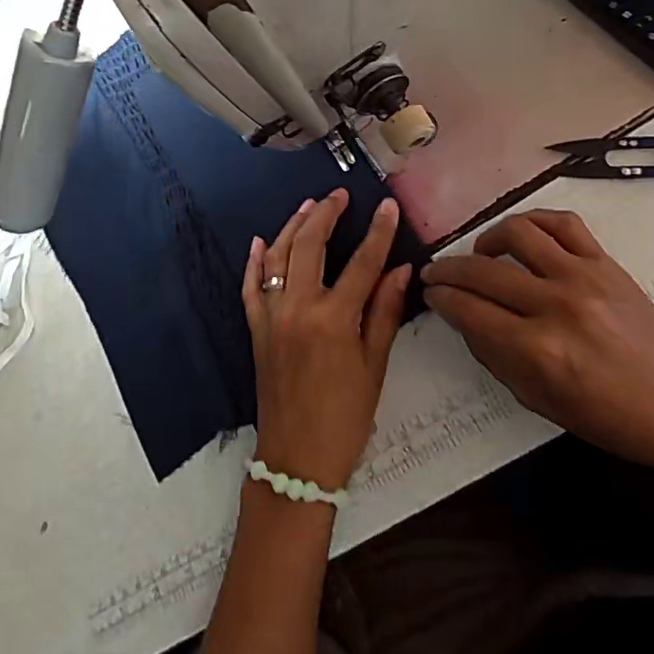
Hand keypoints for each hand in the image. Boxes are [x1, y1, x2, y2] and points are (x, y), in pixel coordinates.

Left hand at [243, 189, 412, 490]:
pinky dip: (255, 262)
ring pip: (278, 259)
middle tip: (340, 196)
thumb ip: (385, 312)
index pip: (362, 262)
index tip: (387, 206)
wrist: (297, 458)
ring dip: (293, 228)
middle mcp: (298, 310)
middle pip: (310, 246)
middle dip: (326, 215)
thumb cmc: (345, 416)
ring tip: (309, 206)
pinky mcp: (256, 331)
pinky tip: (263, 241)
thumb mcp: (375, 365)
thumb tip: (402, 269)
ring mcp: (271, 318)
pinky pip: (251, 287)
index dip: (378, 232)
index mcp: (334, 319)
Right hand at [422, 210, 653, 469]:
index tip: (429, 293)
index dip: (440, 298)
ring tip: (480, 254)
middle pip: (483, 272)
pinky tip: (523, 235)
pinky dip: (534, 221)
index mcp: (537, 350)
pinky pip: (563, 223)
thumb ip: (497, 358)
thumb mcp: (540, 402)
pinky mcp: (606, 262)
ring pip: (518, 233)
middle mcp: (556, 305)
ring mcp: (584, 276)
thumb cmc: (610, 417)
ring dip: (487, 239)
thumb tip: (466, 320)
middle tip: (435, 274)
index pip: (469, 310)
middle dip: (448, 270)